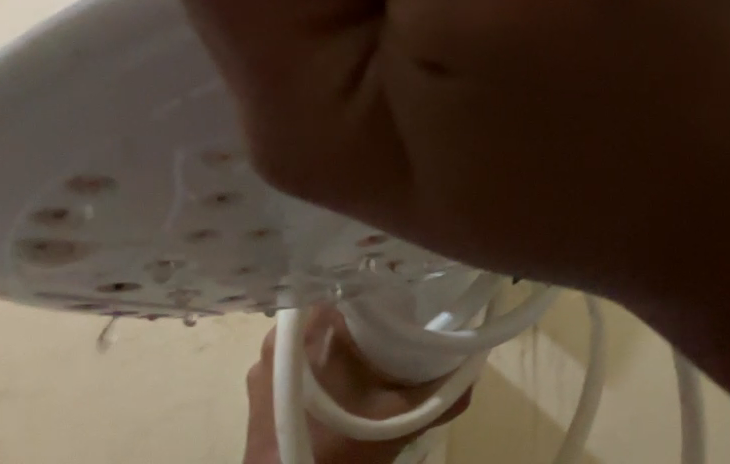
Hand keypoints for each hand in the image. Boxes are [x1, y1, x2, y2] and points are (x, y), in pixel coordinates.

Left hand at [241, 307, 469, 463]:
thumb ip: (444, 392)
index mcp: (317, 324)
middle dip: (368, 319)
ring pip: (316, 334)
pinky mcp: (255, 389)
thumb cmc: (338, 453)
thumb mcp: (402, 421)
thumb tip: (474, 368)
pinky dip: (321, 365)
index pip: (358, 283)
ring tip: (373, 362)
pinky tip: (343, 386)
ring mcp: (263, 362)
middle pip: (338, 308)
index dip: (387, 289)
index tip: (410, 302)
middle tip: (399, 334)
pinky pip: (297, 359)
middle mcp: (284, 333)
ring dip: (343, 343)